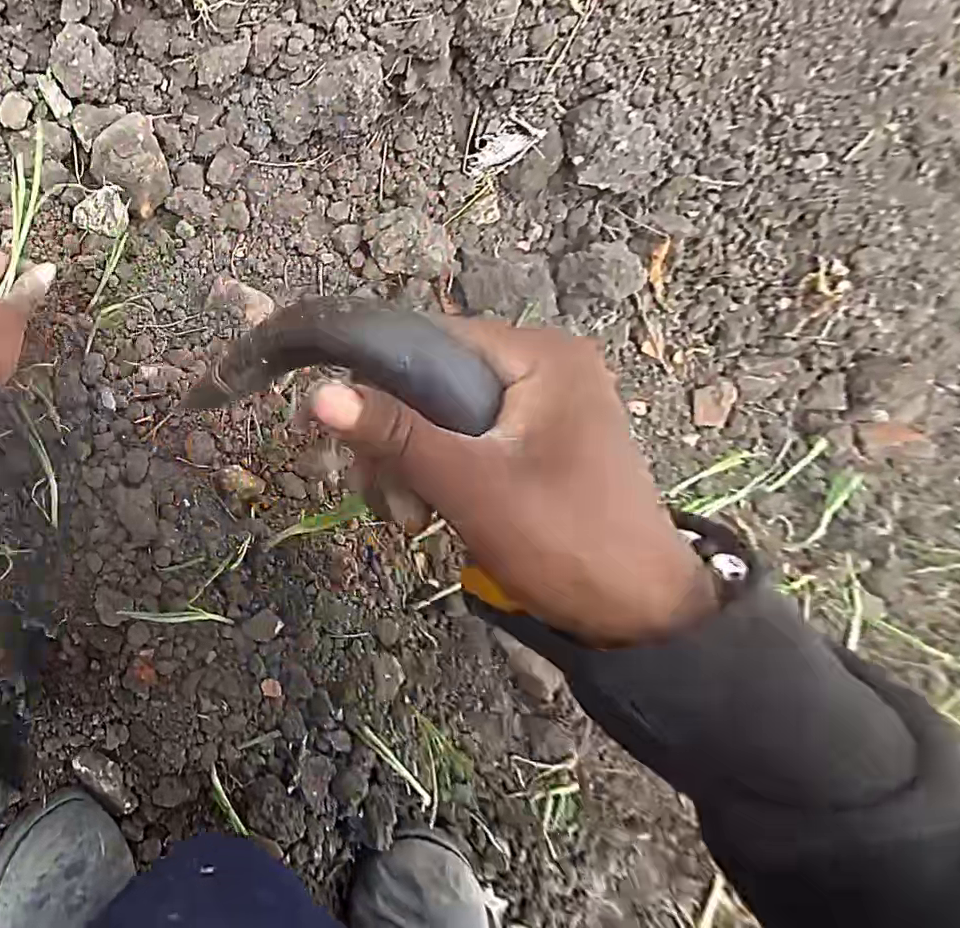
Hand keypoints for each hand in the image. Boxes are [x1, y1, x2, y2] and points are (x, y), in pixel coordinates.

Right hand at [310, 320, 715, 646]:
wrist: (640, 620)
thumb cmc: (564, 542)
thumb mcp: (469, 484)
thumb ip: (394, 434)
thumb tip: (318, 396)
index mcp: (538, 356)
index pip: (427, 340)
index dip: (372, 380)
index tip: (336, 429)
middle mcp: (538, 367)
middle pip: (425, 381)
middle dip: (392, 439)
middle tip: (378, 490)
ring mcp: (535, 404)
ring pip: (432, 414)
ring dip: (405, 464)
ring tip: (408, 517)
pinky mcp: (528, 439)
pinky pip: (455, 439)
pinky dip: (430, 473)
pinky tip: (425, 513)